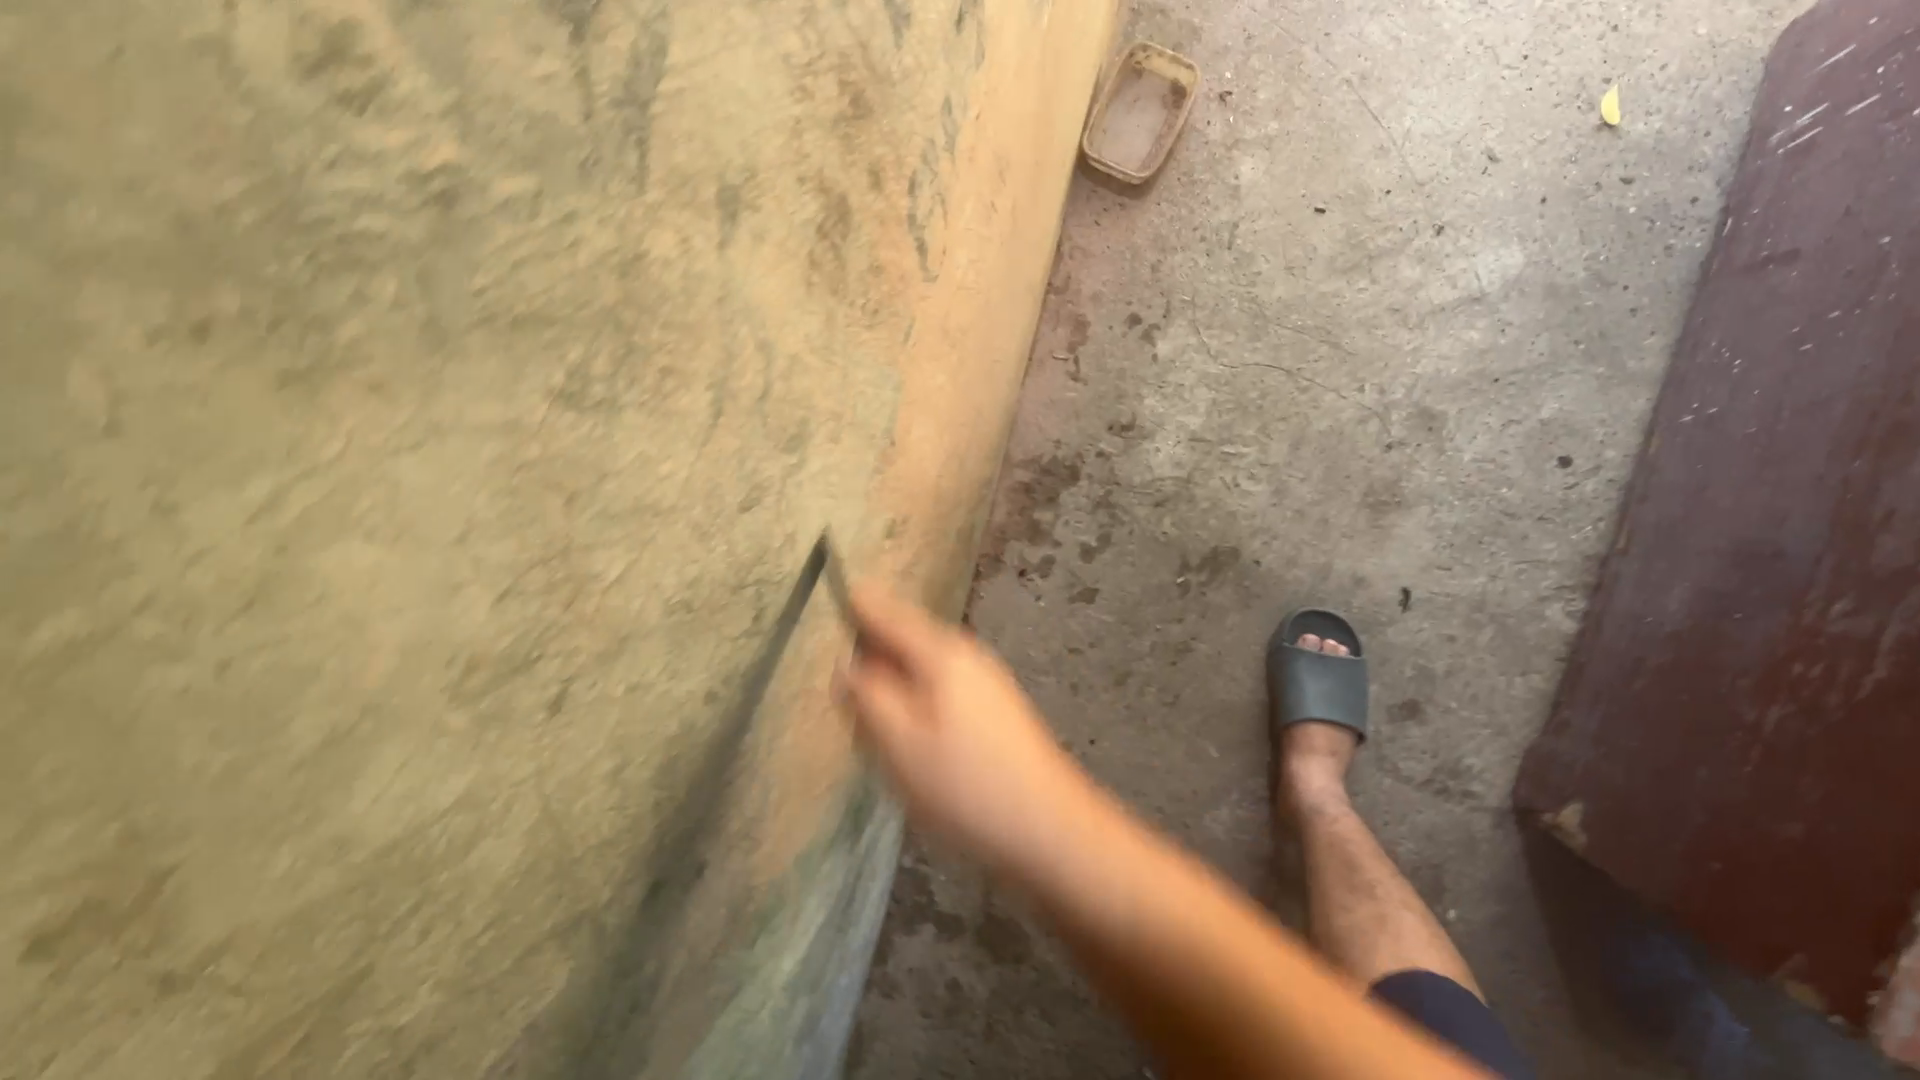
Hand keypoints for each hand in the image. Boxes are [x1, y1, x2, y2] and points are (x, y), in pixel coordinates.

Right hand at [833, 582, 1094, 878]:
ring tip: (872, 721)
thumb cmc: (964, 784)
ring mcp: (987, 686)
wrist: (1048, 829)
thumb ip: (867, 695)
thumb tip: (846, 663)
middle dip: (874, 656)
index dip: (858, 606)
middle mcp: (967, 658)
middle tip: (843, 683)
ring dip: (894, 689)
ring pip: (924, 673)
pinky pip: (941, 696)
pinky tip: (911, 743)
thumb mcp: (898, 741)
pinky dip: (917, 708)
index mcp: (941, 653)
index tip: (834, 593)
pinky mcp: (997, 716)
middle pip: (908, 641)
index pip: (889, 614)